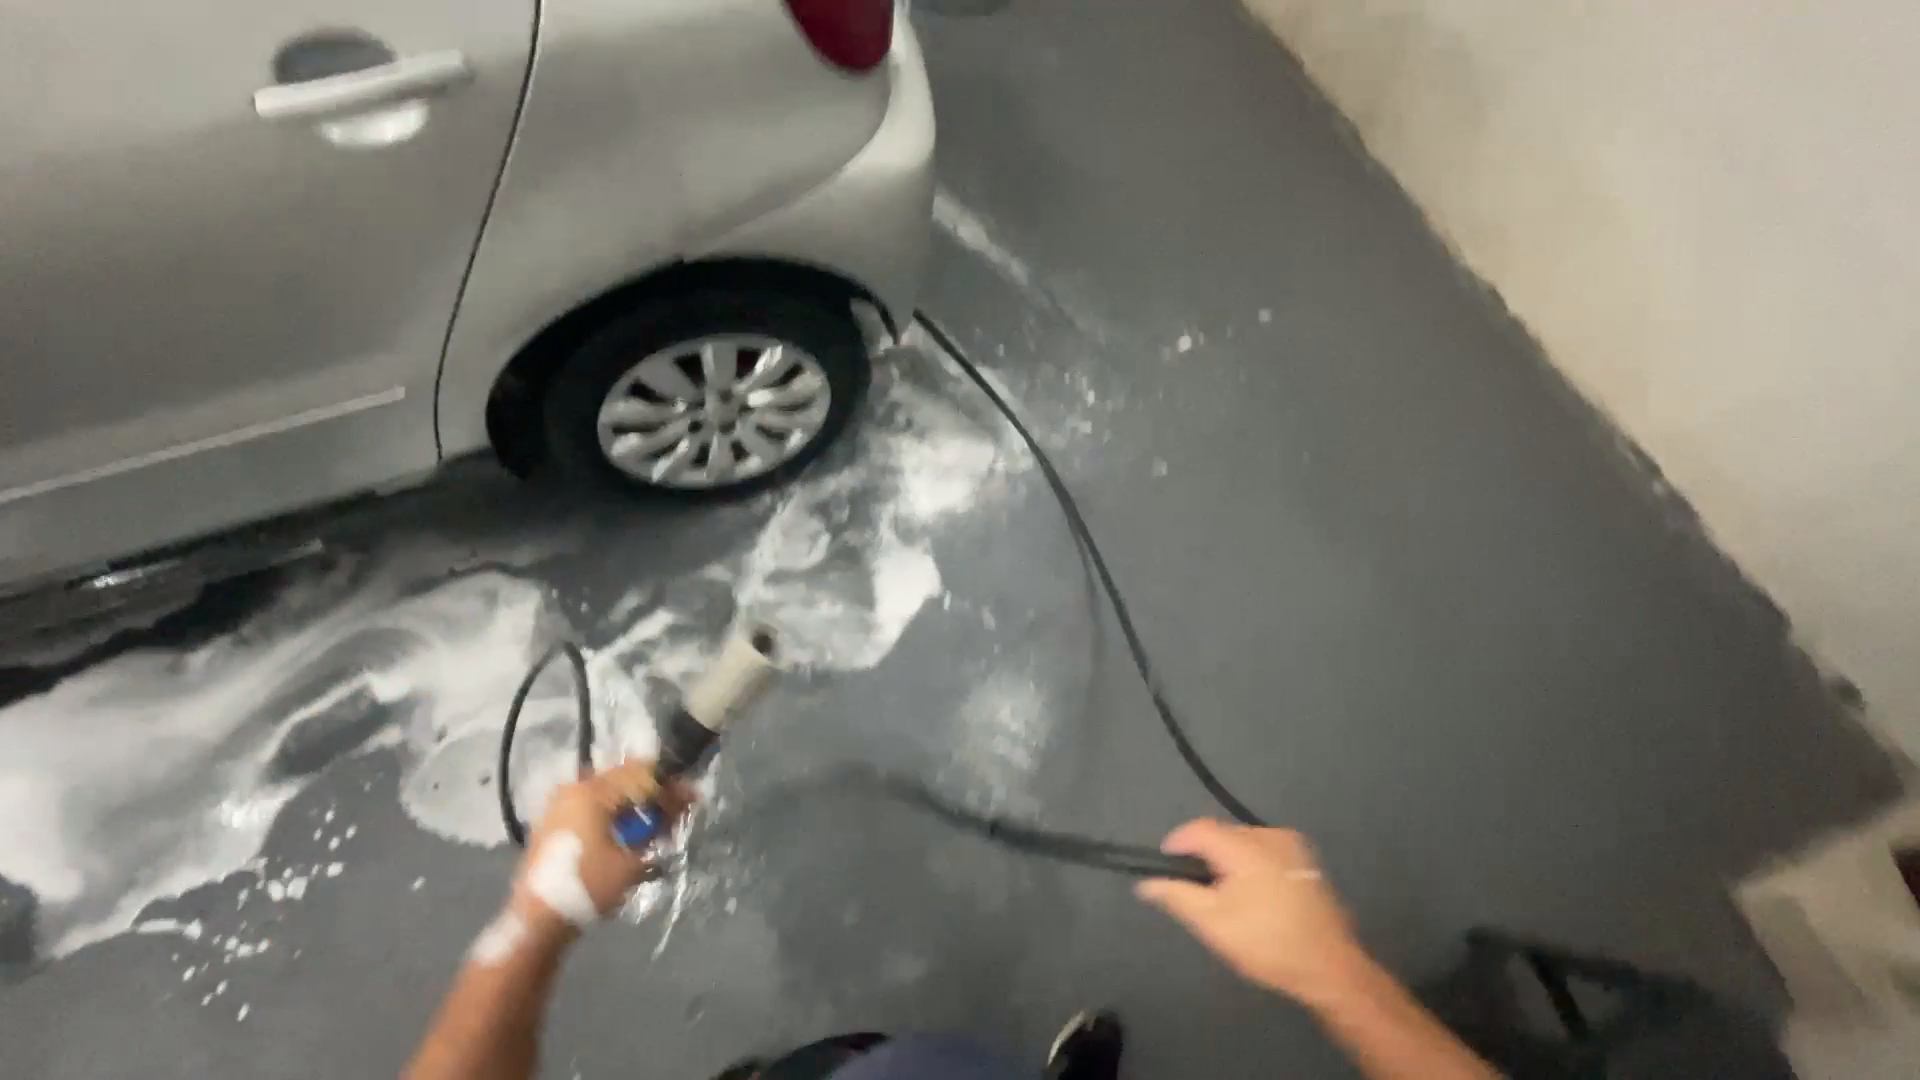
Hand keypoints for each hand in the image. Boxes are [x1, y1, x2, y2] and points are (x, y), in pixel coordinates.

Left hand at [509, 760, 692, 933]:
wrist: (536, 925)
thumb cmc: (588, 887)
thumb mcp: (633, 858)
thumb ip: (661, 824)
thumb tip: (686, 801)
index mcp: (592, 791)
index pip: (643, 773)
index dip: (672, 785)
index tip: (693, 799)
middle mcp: (573, 789)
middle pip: (626, 780)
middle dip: (654, 796)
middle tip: (676, 817)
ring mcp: (559, 806)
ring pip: (610, 795)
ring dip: (635, 808)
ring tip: (654, 832)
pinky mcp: (553, 824)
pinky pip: (592, 808)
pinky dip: (614, 817)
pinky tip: (628, 839)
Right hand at [1136, 820, 1374, 1008]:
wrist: (1331, 968)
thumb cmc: (1267, 944)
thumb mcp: (1213, 924)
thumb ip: (1176, 896)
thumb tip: (1145, 883)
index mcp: (1244, 846)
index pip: (1198, 829)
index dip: (1177, 844)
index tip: (1167, 868)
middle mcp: (1268, 835)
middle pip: (1221, 834)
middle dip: (1205, 856)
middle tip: (1198, 890)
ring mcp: (1291, 846)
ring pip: (1244, 842)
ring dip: (1228, 859)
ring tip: (1226, 894)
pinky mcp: (1306, 860)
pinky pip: (1264, 850)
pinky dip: (1251, 864)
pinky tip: (1255, 894)